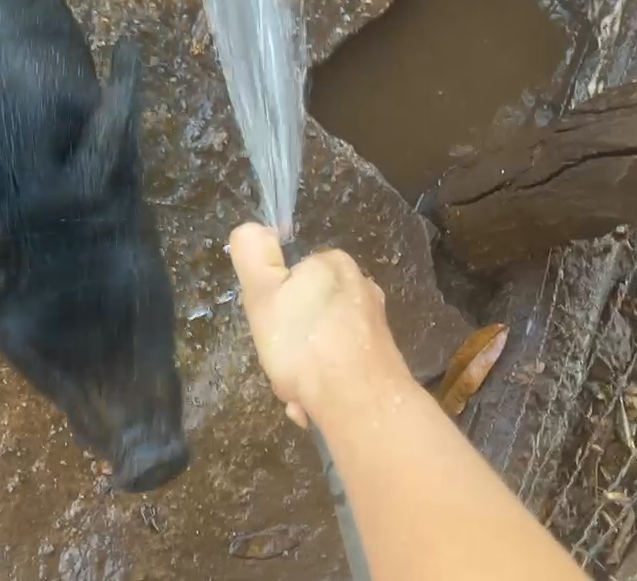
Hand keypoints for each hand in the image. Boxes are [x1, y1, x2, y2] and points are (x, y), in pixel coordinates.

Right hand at [229, 223, 410, 427]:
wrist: (362, 408)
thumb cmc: (305, 345)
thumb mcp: (262, 292)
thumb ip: (252, 255)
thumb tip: (254, 228)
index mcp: (334, 265)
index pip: (291, 275)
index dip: (273, 302)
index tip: (268, 327)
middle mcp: (360, 288)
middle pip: (306, 310)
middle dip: (288, 340)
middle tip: (279, 361)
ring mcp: (375, 327)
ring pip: (320, 342)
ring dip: (302, 367)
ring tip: (296, 392)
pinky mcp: (383, 361)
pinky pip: (339, 367)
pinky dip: (323, 383)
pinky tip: (312, 404)